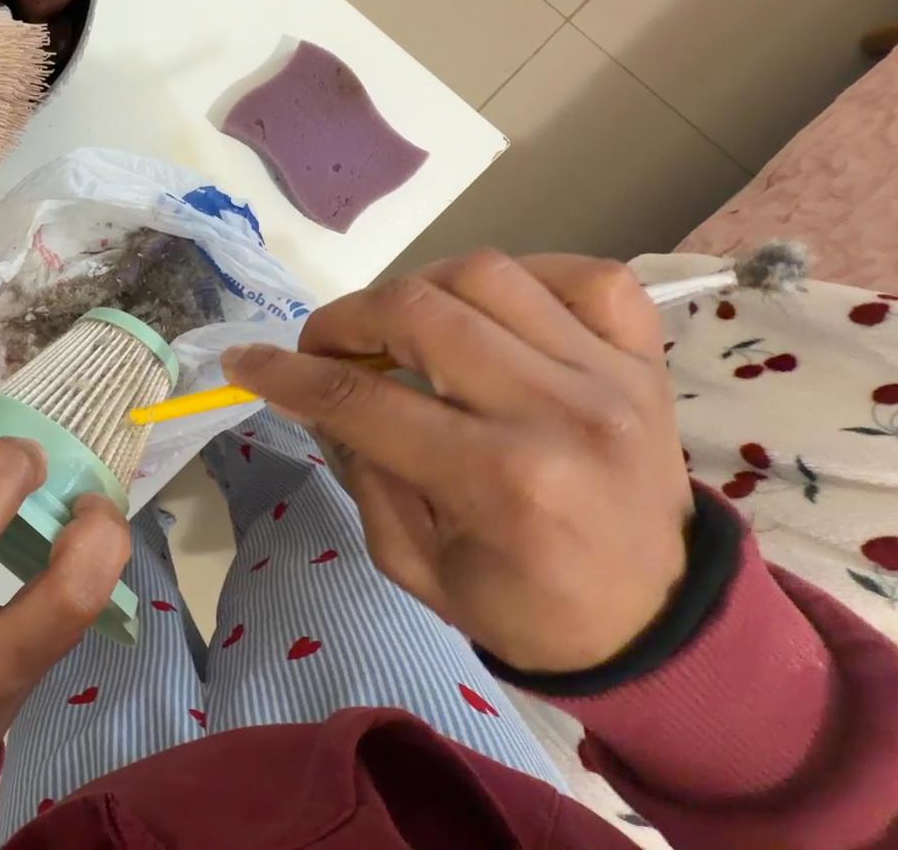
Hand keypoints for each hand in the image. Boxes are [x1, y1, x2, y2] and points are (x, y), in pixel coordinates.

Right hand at [222, 250, 692, 673]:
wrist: (653, 623)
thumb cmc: (520, 605)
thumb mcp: (410, 561)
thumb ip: (361, 468)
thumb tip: (320, 395)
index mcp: (497, 481)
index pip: (360, 398)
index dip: (285, 374)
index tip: (243, 362)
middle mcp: (557, 411)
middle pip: (417, 313)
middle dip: (342, 320)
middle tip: (323, 348)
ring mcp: (609, 375)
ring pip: (485, 273)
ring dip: (415, 289)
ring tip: (396, 327)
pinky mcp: (642, 360)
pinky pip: (581, 275)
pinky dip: (519, 276)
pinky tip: (485, 311)